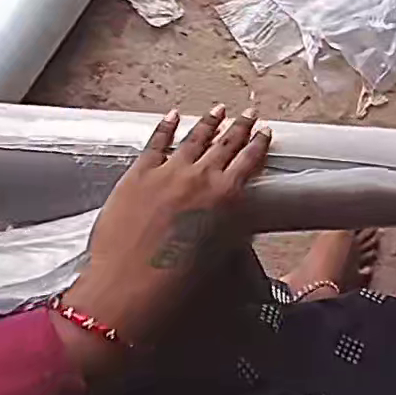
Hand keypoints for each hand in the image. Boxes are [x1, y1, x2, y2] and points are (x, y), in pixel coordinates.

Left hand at [59, 104, 269, 353]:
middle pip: (225, 143)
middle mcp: (200, 177)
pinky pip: (156, 142)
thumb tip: (235, 212)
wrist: (129, 286)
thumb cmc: (176, 281)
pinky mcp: (138, 173)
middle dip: (239, 126)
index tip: (266, 132)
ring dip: (209, 121)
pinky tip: (173, 115)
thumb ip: (230, 225)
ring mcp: (168, 171)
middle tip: (250, 112)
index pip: (248, 162)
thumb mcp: (218, 252)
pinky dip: (166, 127)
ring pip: (194, 138)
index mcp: (225, 197)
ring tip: (218, 109)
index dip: (259, 144)